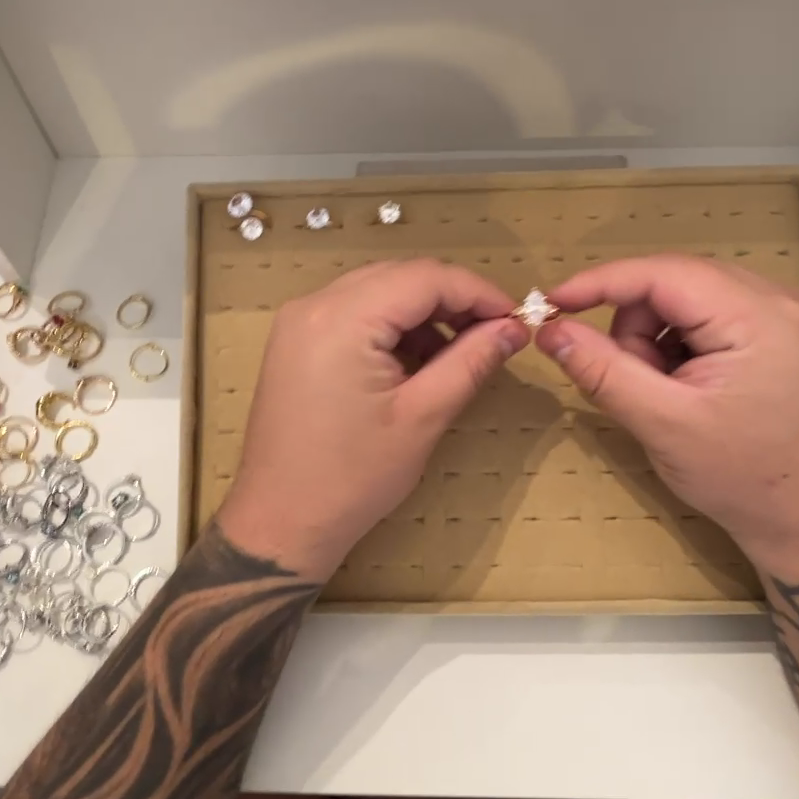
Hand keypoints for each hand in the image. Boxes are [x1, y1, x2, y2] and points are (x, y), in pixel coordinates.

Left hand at [218, 260, 526, 579]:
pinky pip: (353, 314)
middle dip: (451, 300)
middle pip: (398, 278)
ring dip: (421, 315)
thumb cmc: (353, 477)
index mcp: (341, 317)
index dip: (476, 292)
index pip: (423, 277)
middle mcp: (313, 305)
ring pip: (376, 293)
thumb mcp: (423, 416)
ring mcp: (298, 322)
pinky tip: (416, 363)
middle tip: (493, 336)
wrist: (282, 521)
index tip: (515, 319)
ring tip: (457, 356)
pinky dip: (390, 328)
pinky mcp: (294, 343)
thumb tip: (513, 329)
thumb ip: (471, 361)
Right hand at [535, 255, 798, 558]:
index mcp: (757, 314)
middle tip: (630, 381)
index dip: (600, 283)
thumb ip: (602, 371)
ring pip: (683, 302)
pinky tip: (684, 391)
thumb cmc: (742, 477)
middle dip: (634, 328)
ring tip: (663, 395)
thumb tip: (550, 332)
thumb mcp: (662, 424)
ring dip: (653, 342)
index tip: (550, 304)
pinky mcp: (773, 336)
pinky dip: (675, 349)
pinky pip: (702, 320)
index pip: (662, 273)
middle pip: (672, 283)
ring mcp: (778, 316)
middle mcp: (775, 299)